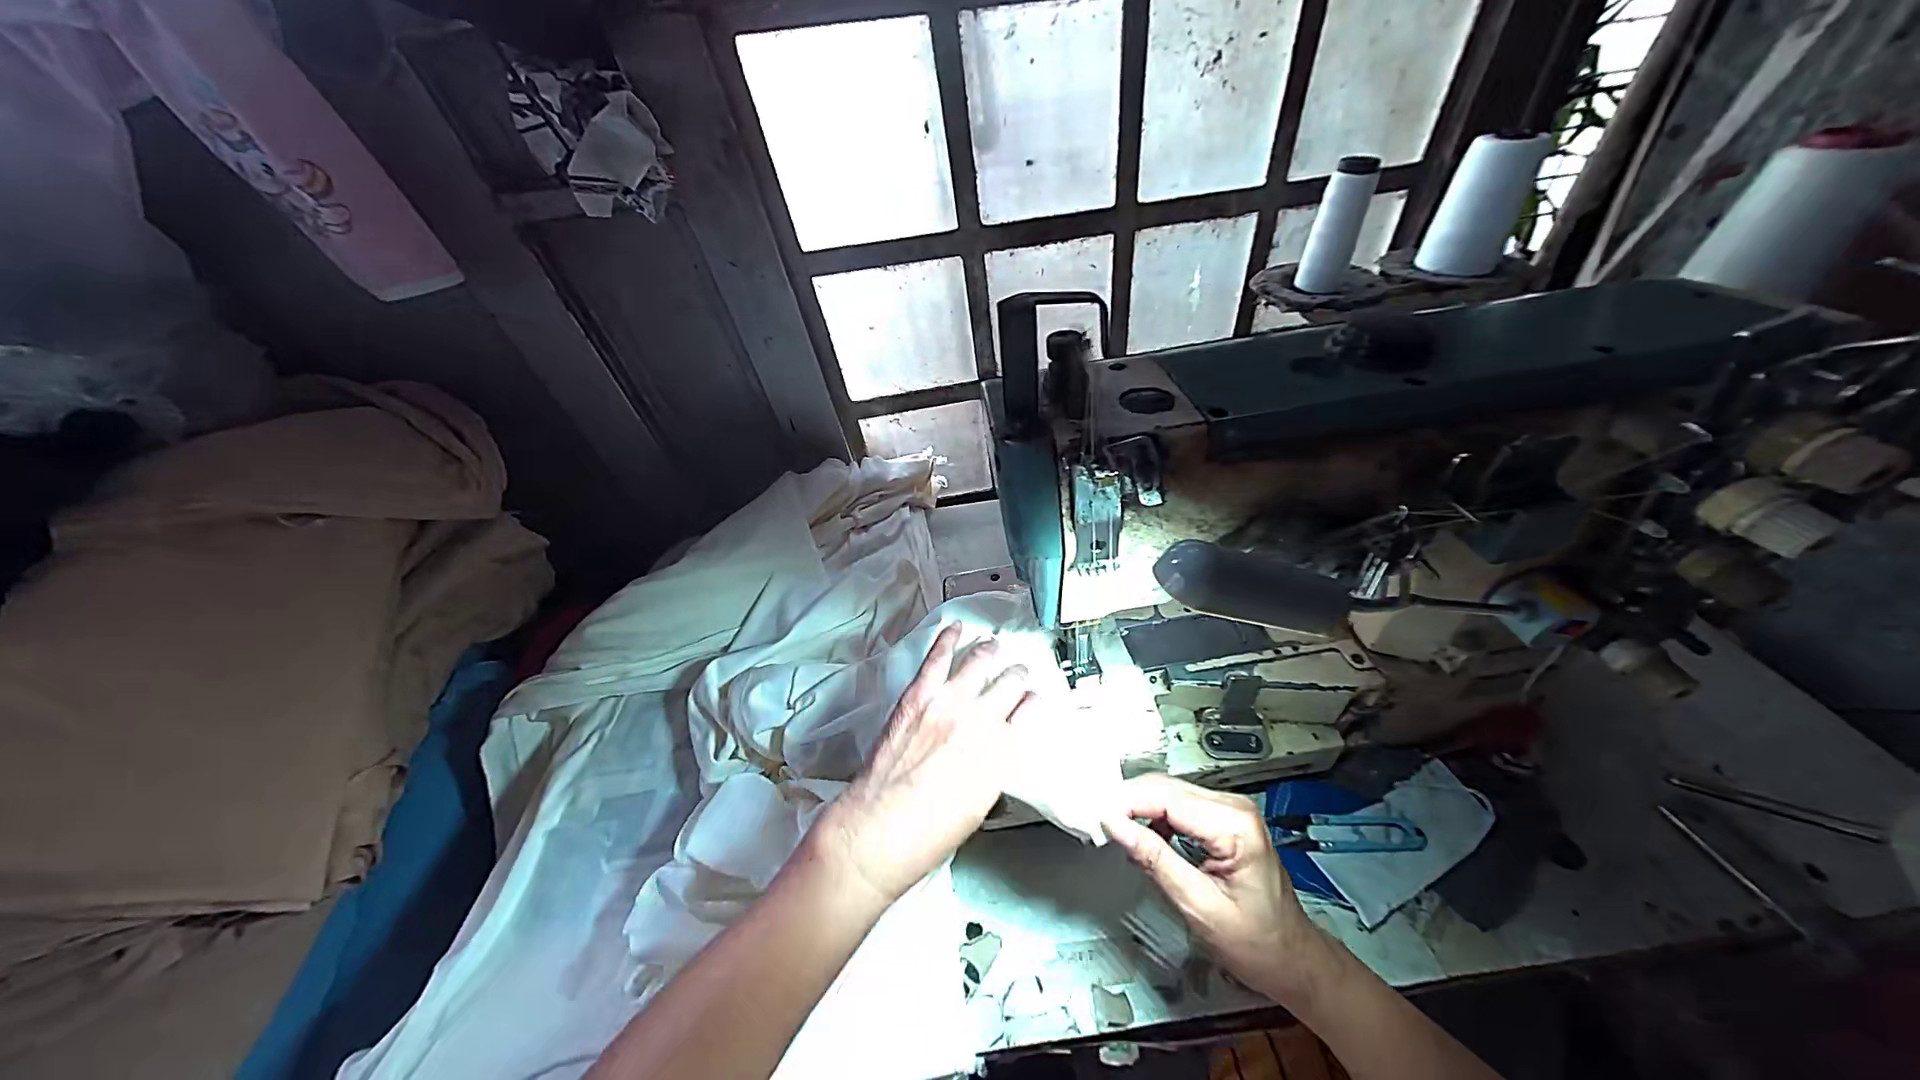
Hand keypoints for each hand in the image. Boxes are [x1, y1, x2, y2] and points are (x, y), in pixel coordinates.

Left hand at [808, 625, 1032, 905]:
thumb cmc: (930, 832)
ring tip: (994, 645)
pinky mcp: (918, 696)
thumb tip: (995, 748)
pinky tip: (956, 629)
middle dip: (1015, 674)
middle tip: (1016, 670)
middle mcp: (981, 721)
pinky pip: (938, 658)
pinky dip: (948, 639)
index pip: (1028, 713)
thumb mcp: (981, 805)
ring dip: (990, 652)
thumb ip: (994, 767)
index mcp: (1002, 752)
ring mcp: (948, 704)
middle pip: (1008, 683)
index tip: (1031, 698)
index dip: (1031, 702)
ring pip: (979, 663)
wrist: (880, 830)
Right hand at [1103, 773, 1334, 1006]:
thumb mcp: (1198, 906)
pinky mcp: (1221, 816)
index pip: (1166, 798)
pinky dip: (1153, 815)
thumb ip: (1155, 860)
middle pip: (1164, 788)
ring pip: (1167, 791)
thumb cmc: (1257, 941)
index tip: (1098, 819)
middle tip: (1100, 825)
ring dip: (1138, 809)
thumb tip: (1116, 826)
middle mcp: (1234, 807)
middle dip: (1128, 803)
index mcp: (1235, 825)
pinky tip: (1143, 837)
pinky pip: (1177, 803)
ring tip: (1117, 833)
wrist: (1290, 956)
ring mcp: (1229, 808)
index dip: (1126, 804)